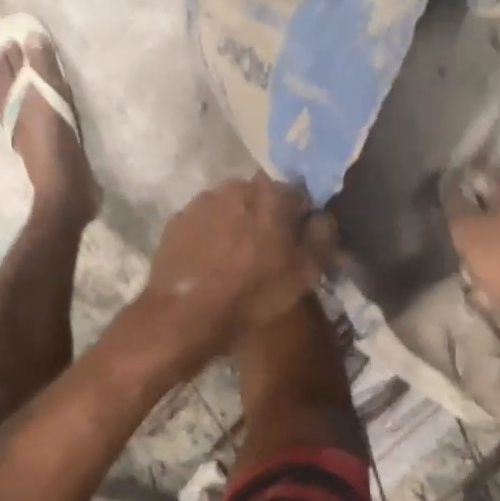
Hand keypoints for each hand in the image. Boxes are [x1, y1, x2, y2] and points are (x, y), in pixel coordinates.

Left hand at [143, 173, 336, 360]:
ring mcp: (202, 201)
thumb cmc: (252, 294)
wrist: (186, 313)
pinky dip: (211, 235)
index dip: (301, 220)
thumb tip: (322, 217)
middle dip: (267, 218)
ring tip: (236, 258)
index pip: (299, 195)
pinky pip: (204, 223)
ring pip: (230, 208)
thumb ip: (322, 237)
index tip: (299, 244)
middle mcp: (237, 187)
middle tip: (267, 252)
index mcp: (273, 194)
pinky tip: (210, 262)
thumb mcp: (304, 274)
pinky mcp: (177, 220)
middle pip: (261, 198)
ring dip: (237, 224)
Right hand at [445, 169, 499, 327]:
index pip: (486, 172)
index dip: (466, 185)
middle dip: (482, 207)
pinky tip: (498, 258)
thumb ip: (456, 201)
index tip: (452, 203)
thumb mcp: (465, 229)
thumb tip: (453, 183)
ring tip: (477, 246)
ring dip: (496, 226)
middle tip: (462, 226)